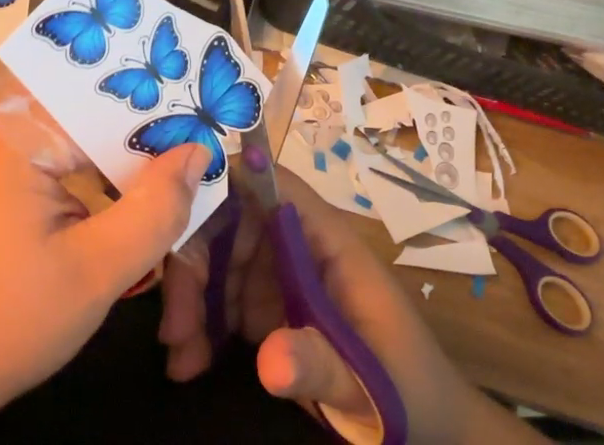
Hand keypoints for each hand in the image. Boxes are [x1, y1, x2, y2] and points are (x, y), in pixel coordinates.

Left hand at [0, 105, 209, 416]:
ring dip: (122, 143)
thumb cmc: (9, 319)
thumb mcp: (96, 270)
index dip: (159, 103)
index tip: (210, 113)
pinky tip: (133, 182)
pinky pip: (56, 145)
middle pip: (88, 100)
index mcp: (15, 128)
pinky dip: (95, 162)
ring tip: (180, 151)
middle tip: (204, 131)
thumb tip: (197, 151)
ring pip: (75, 122)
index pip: (103, 94)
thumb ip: (155, 209)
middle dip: (144, 120)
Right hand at [158, 169, 482, 444]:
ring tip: (178, 357)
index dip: (219, 184)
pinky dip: (198, 325)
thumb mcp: (369, 388)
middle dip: (191, 264)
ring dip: (189, 300)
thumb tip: (269, 361)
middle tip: (172, 328)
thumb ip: (322, 368)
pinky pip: (218, 297)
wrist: (432, 432)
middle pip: (227, 222)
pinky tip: (187, 361)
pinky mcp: (266, 306)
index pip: (268, 184)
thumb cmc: (411, 397)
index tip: (170, 215)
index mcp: (326, 241)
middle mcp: (296, 245)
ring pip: (214, 259)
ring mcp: (278, 274)